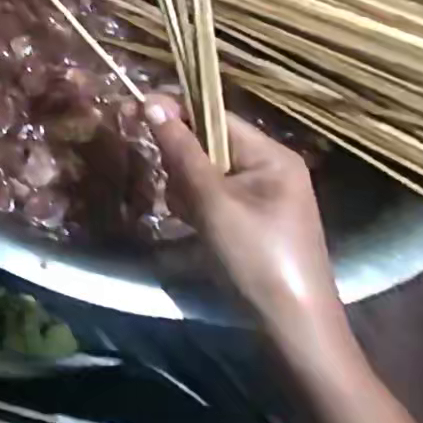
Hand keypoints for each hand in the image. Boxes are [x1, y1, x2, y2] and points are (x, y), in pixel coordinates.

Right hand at [141, 96, 346, 344]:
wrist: (290, 320)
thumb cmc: (255, 253)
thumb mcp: (210, 198)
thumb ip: (180, 149)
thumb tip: (150, 102)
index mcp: (271, 156)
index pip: (213, 115)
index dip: (174, 111)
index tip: (132, 110)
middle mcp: (269, 166)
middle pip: (205, 141)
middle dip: (181, 161)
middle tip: (178, 190)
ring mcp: (260, 190)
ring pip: (201, 167)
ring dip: (184, 185)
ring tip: (190, 215)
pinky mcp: (249, 211)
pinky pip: (208, 189)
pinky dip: (193, 201)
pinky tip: (194, 223)